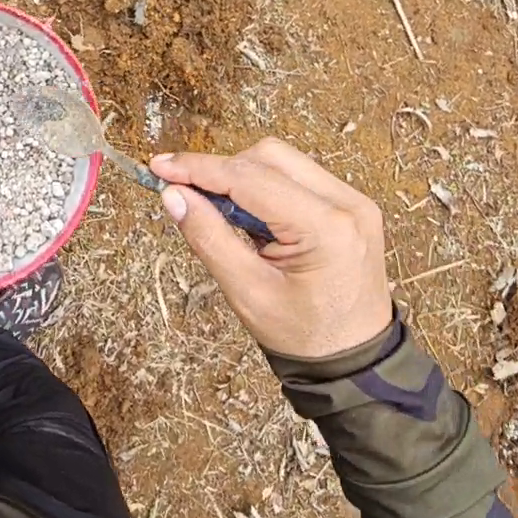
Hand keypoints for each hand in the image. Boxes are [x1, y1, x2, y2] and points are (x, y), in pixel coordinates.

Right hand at [151, 139, 392, 358]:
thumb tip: (173, 194)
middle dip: (221, 170)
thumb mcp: (246, 292)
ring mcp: (353, 200)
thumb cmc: (304, 335)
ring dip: (242, 175)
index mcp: (326, 228)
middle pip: (268, 157)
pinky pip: (296, 176)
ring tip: (221, 211)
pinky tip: (250, 215)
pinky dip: (263, 185)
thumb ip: (208, 237)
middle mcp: (347, 204)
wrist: (356, 360)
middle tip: (186, 192)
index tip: (160, 166)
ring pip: (281, 161)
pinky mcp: (350, 204)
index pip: (249, 178)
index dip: (199, 168)